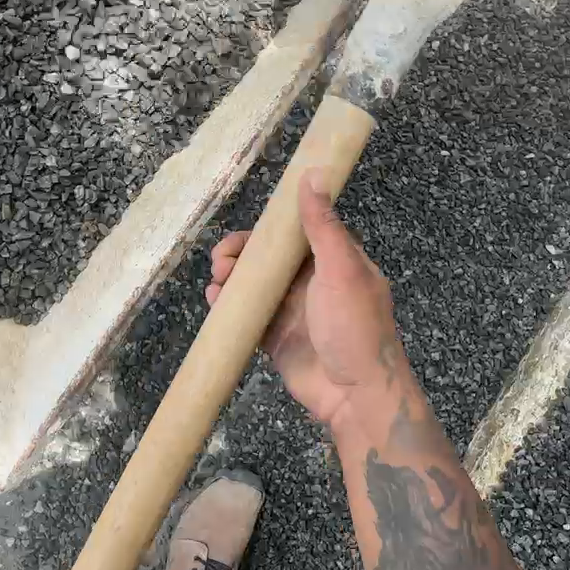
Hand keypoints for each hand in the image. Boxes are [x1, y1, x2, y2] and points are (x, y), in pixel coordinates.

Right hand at [206, 170, 411, 432]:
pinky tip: (214, 302)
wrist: (355, 395)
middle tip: (220, 260)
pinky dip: (230, 307)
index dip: (268, 230)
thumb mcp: (341, 269)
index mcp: (335, 262)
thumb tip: (314, 173)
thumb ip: (323, 225)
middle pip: (270, 259)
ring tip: (217, 283)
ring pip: (256, 286)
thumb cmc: (354, 326)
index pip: (296, 234)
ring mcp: (294, 312)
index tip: (245, 231)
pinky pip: (248, 316)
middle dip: (243, 255)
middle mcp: (314, 283)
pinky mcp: (277, 339)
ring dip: (232, 279)